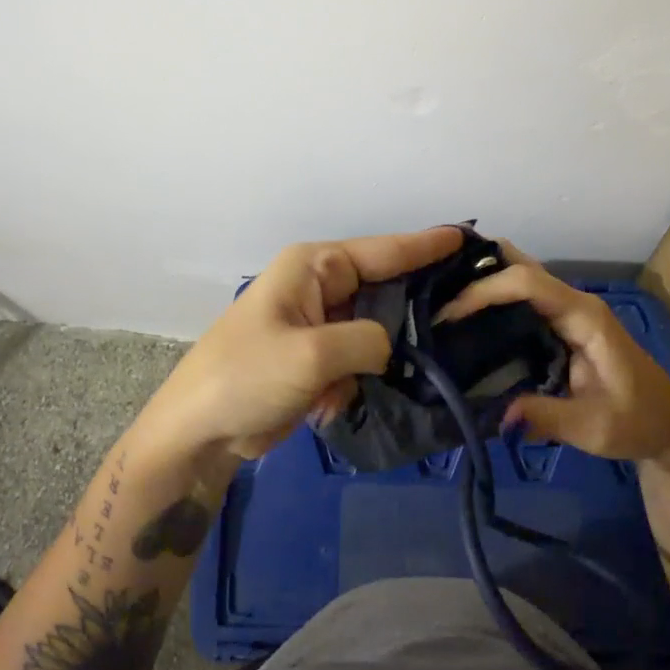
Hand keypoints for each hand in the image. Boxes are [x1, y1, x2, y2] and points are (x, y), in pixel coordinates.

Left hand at [139, 227, 465, 460]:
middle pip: (384, 289)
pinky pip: (359, 359)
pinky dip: (359, 379)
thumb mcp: (312, 355)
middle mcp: (319, 287)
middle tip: (468, 314)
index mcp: (313, 267)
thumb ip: (368, 341)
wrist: (199, 431)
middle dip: (416, 308)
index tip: (470, 239)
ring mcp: (318, 324)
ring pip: (376, 329)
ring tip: (428, 364)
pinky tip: (344, 400)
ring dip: (384, 354)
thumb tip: (391, 348)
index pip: (382, 250)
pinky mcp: (316, 359)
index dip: (427, 246)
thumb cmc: (246, 377)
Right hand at [436, 241, 669, 460]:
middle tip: (430, 286)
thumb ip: (547, 417)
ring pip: (518, 277)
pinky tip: (461, 316)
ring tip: (435, 298)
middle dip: (476, 269)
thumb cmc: (637, 423)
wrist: (668, 429)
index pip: (528, 283)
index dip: (486, 290)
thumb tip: (497, 414)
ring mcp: (566, 312)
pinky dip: (490, 298)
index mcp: (584, 317)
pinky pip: (520, 299)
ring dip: (480, 281)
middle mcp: (573, 304)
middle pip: (520, 265)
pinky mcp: (559, 326)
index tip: (448, 315)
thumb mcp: (594, 428)